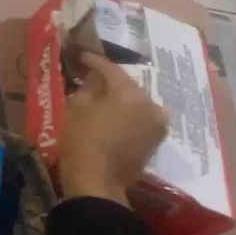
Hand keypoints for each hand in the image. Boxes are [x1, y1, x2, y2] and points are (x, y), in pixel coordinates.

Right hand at [59, 52, 168, 206]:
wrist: (98, 180)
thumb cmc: (82, 138)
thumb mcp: (78, 105)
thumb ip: (90, 86)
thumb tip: (95, 77)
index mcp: (132, 95)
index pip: (111, 69)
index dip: (94, 60)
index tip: (81, 54)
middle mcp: (153, 106)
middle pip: (128, 86)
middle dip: (109, 80)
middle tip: (89, 76)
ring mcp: (158, 125)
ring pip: (136, 103)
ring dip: (119, 98)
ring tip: (100, 95)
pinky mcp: (156, 140)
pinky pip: (140, 117)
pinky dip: (126, 113)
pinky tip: (110, 113)